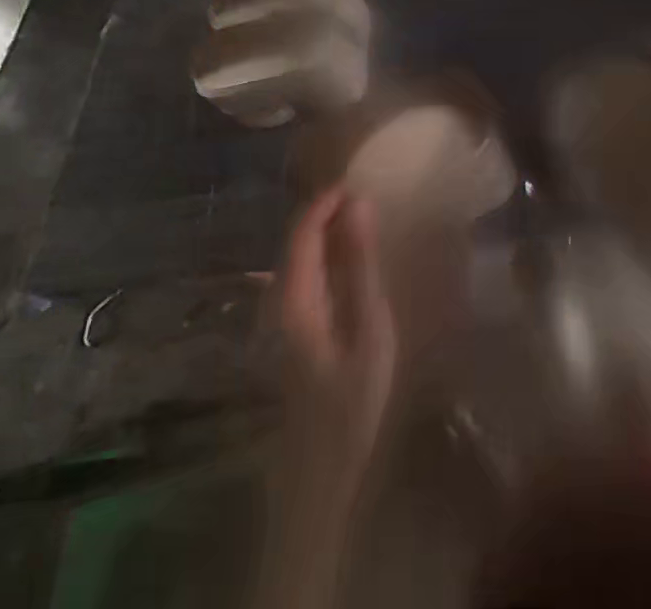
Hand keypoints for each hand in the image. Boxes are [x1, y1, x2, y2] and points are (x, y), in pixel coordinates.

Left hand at [278, 188, 396, 468]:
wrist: (321, 469)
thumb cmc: (352, 400)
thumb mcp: (369, 329)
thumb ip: (362, 268)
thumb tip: (359, 207)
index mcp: (295, 298)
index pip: (303, 232)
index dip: (326, 201)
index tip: (360, 181)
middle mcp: (280, 302)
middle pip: (296, 242)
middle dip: (327, 212)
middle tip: (368, 196)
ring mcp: (285, 319)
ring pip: (300, 260)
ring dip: (328, 234)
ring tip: (365, 220)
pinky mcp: (296, 332)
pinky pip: (308, 278)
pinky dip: (329, 258)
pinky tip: (353, 263)